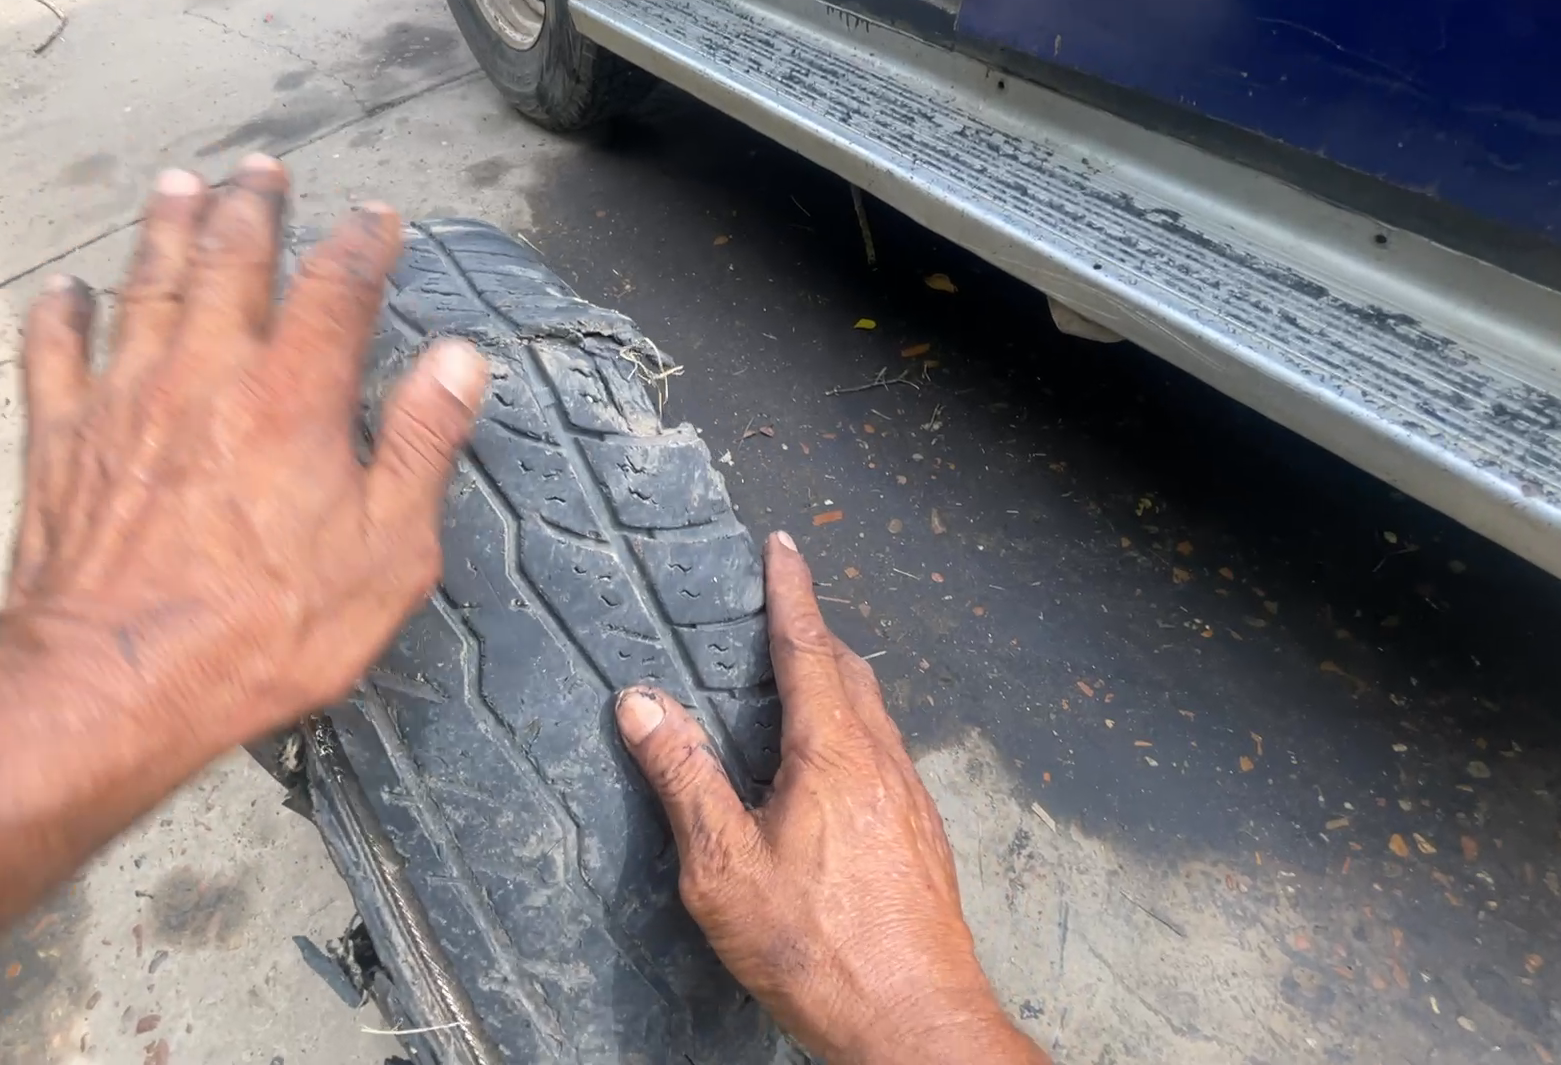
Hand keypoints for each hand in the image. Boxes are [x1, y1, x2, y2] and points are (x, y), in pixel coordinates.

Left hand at [0, 155, 485, 744]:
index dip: (362, 246)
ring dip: (167, 230)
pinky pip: (55, 356)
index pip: (335, 292)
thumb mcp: (390, 549)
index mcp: (294, 400)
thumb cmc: (275, 626)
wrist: (117, 687)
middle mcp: (207, 378)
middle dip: (254, 211)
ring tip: (181, 185)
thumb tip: (461, 357)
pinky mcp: (62, 444)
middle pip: (230, 265)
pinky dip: (61, 316)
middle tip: (264, 170)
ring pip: (146, 289)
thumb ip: (423, 444)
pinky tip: (66, 292)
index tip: (379, 218)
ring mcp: (124, 403)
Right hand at [616, 533, 1046, 1062]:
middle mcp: (879, 757)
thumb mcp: (725, 867)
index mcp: (833, 752)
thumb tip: (640, 703)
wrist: (918, 1029)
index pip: (807, 646)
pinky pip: (882, 744)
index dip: (792, 590)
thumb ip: (684, 777)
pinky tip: (829, 758)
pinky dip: (851, 720)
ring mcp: (909, 792)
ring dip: (835, 674)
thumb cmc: (818, 948)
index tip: (783, 545)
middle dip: (812, 627)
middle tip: (779, 609)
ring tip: (798, 674)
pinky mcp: (919, 826)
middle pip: (847, 666)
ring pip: (871, 705)